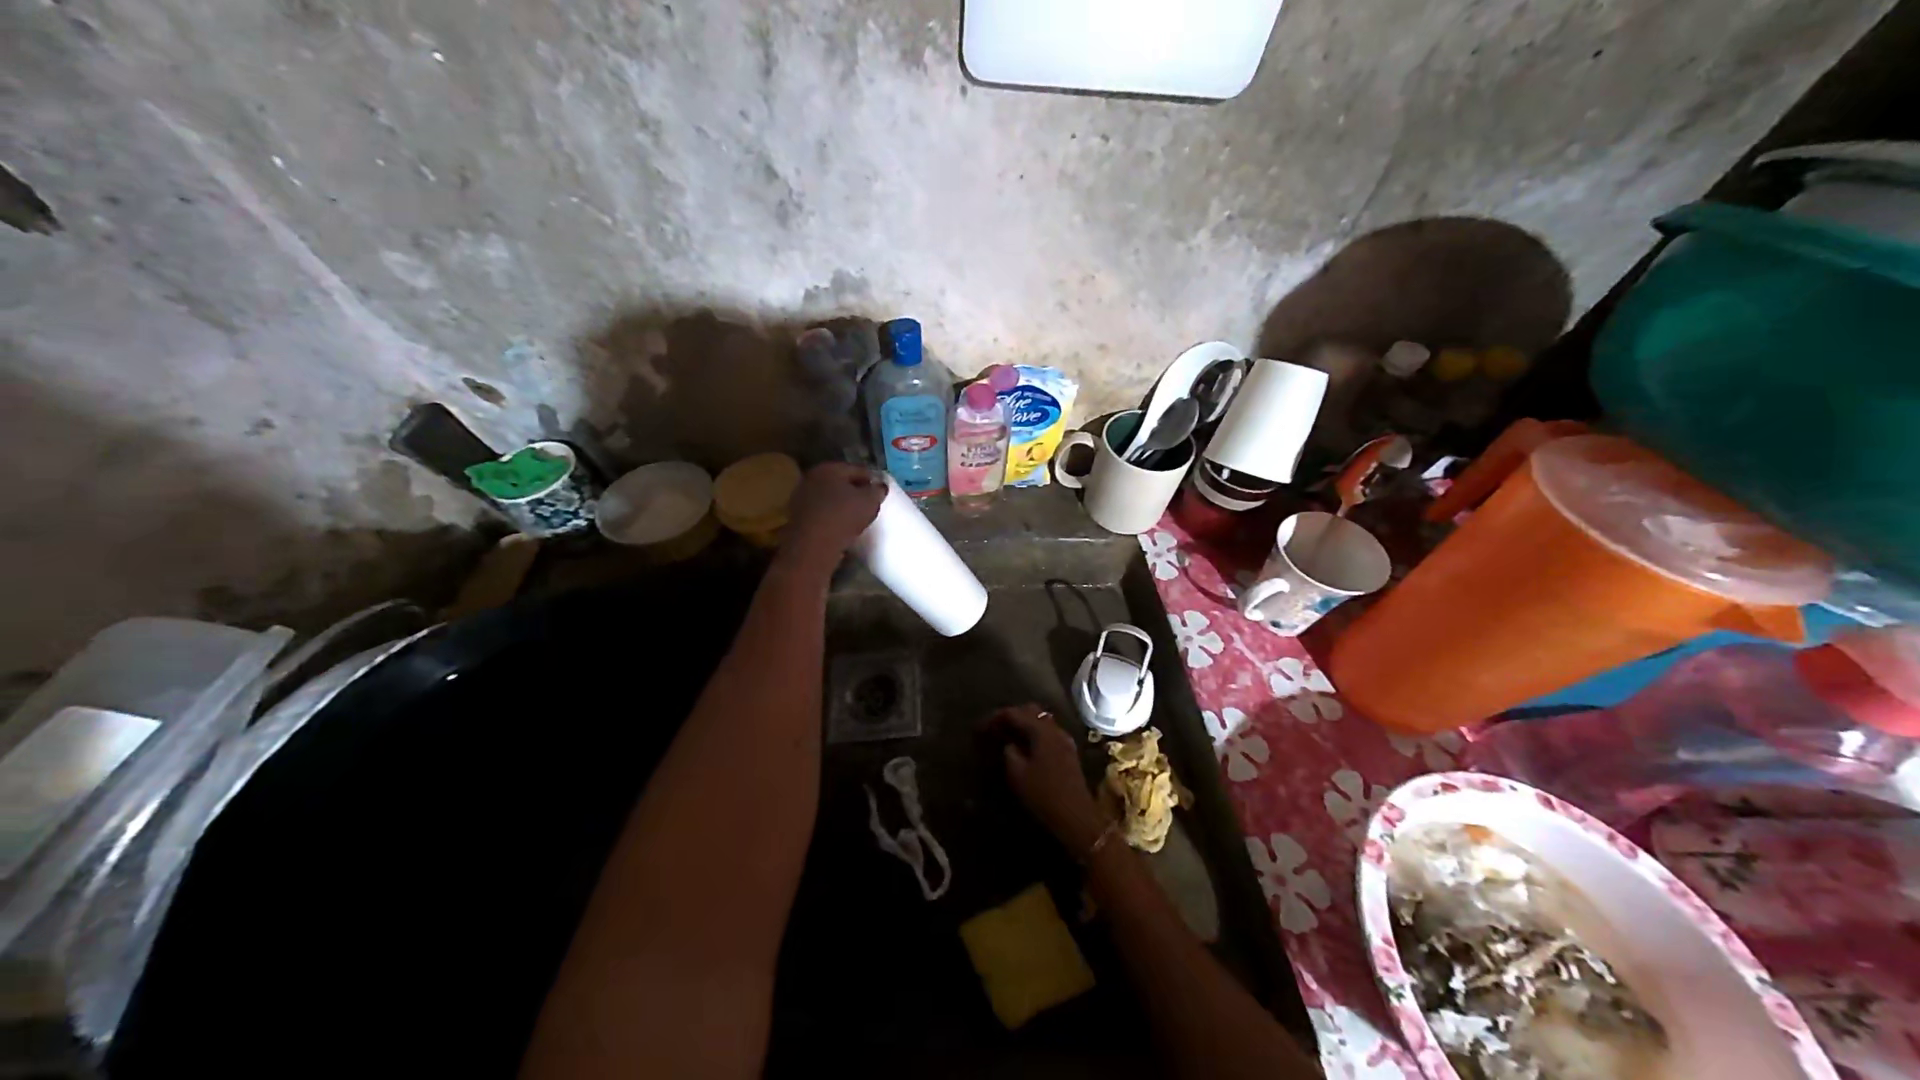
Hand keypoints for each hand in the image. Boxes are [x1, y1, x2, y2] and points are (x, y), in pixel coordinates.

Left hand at [782, 463, 885, 570]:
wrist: (813, 544)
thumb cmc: (844, 516)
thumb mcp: (870, 501)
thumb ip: (877, 490)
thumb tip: (879, 486)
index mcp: (829, 468)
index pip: (857, 469)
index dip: (872, 478)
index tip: (881, 490)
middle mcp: (811, 478)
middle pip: (839, 482)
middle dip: (854, 490)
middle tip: (869, 502)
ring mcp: (801, 498)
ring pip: (828, 498)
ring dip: (841, 504)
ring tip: (856, 517)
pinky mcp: (797, 517)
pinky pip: (821, 513)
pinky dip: (831, 516)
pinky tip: (841, 527)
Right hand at [984, 705, 1109, 855]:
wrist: (1075, 816)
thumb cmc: (1043, 794)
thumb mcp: (1018, 774)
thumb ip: (1010, 753)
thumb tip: (1009, 744)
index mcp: (1041, 731)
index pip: (1015, 713)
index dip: (996, 717)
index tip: (980, 727)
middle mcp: (1055, 729)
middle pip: (1031, 711)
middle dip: (1012, 715)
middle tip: (995, 727)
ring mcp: (1064, 739)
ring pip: (1041, 721)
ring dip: (1024, 724)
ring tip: (1007, 735)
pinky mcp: (1068, 751)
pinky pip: (1048, 732)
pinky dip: (1034, 733)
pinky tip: (1024, 745)